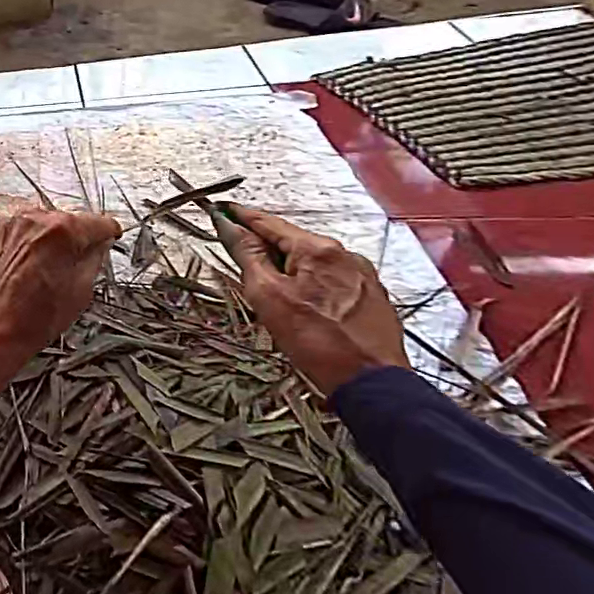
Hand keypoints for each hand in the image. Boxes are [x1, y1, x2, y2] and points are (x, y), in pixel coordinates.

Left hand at [0, 210, 121, 442]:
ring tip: (48, 270)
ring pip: (40, 225)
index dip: (107, 232)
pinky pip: (18, 233)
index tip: (110, 236)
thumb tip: (98, 246)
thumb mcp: (81, 291)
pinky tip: (27, 269)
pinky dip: (26, 245)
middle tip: (78, 261)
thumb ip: (94, 259)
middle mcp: (33, 220)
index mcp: (62, 230)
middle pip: (66, 221)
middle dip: (75, 238)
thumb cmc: (33, 318)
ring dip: (49, 240)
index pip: (97, 222)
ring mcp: (9, 225)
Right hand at [213, 203, 408, 395]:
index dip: (240, 216)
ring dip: (287, 267)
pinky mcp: (371, 295)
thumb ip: (247, 255)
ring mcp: (361, 275)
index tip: (222, 210)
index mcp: (318, 249)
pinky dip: (308, 282)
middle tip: (240, 257)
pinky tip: (300, 303)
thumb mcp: (266, 294)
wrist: (370, 383)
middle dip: (264, 247)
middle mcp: (345, 255)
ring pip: (310, 261)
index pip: (268, 222)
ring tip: (271, 290)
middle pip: (291, 241)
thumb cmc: (318, 341)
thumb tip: (230, 227)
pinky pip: (329, 277)